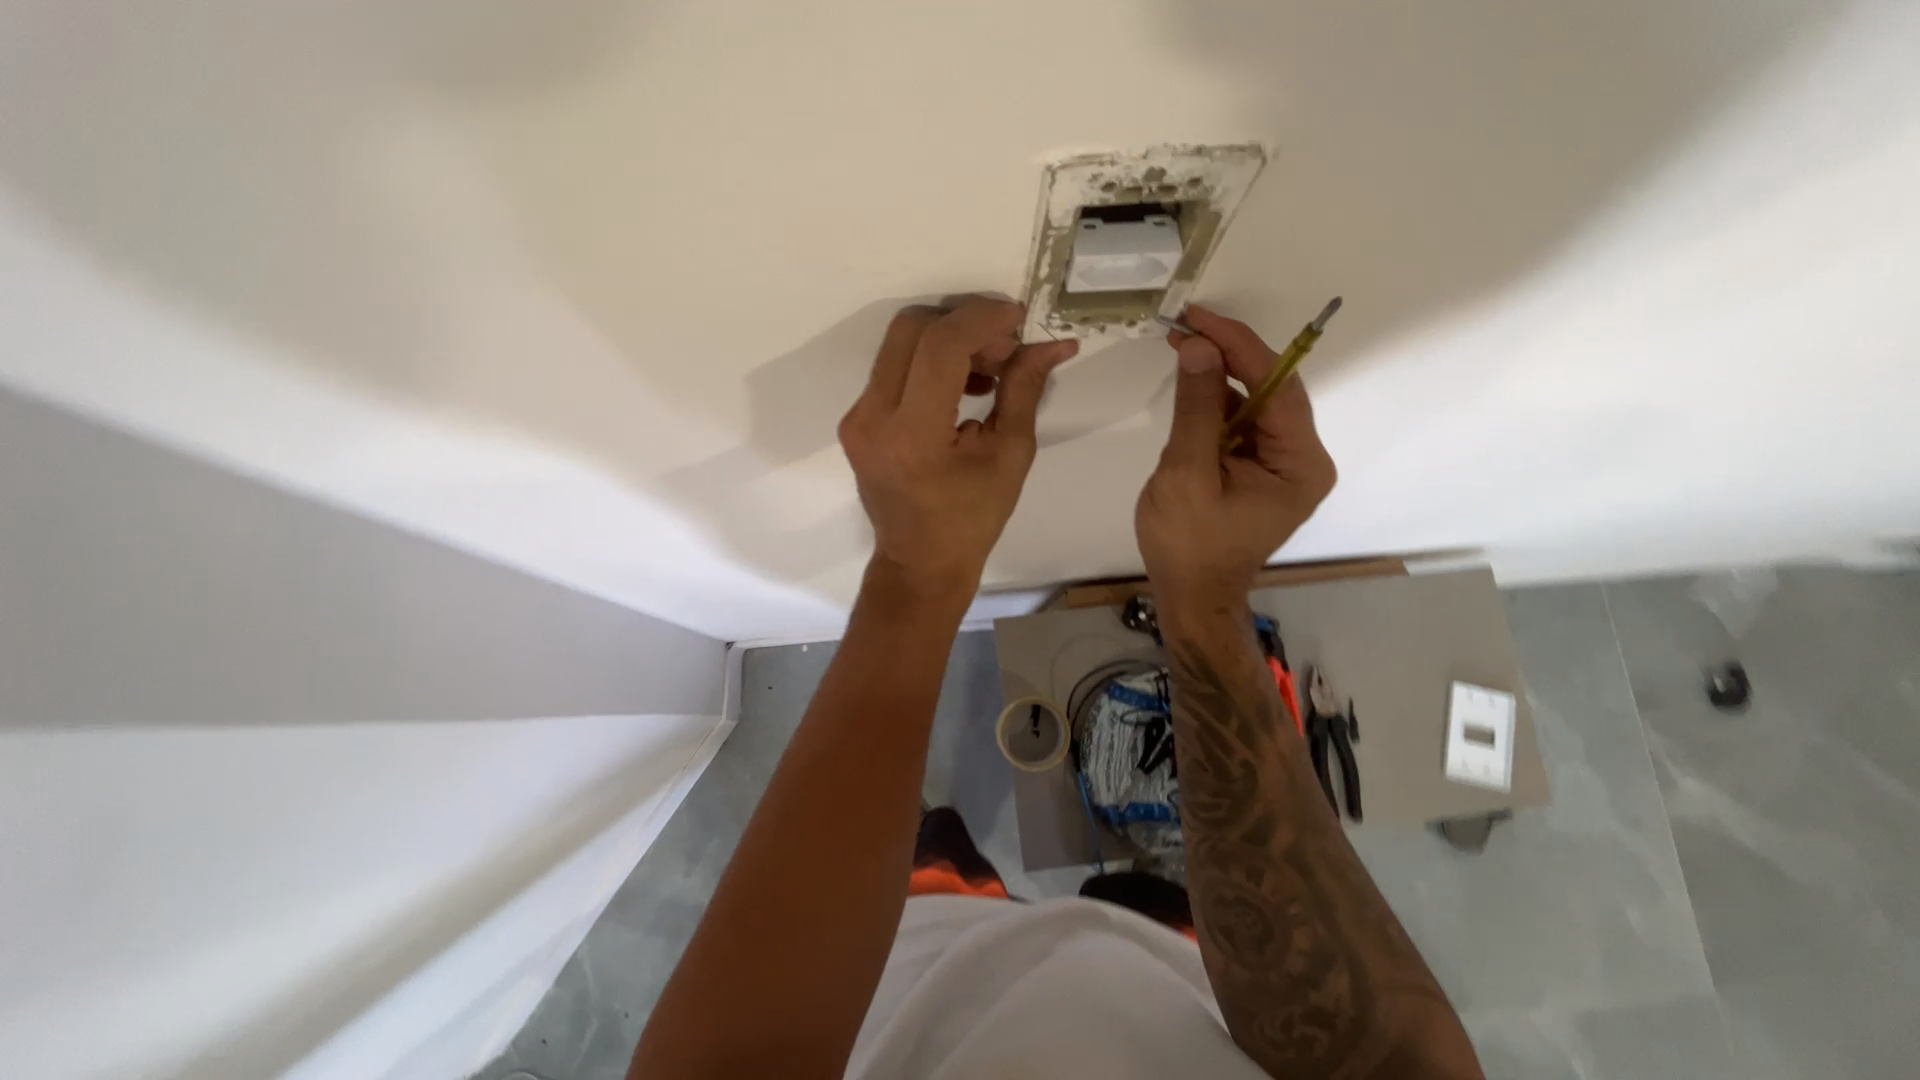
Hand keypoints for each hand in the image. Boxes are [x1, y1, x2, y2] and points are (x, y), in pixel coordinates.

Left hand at [839, 298, 1078, 595]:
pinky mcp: (856, 420)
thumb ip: (1024, 389)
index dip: (983, 319)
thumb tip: (1053, 343)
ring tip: (989, 372)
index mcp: (912, 435)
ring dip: (947, 340)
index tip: (1018, 319)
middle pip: (911, 329)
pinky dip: (929, 361)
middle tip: (1004, 349)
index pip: (941, 346)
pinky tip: (964, 385)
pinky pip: (892, 367)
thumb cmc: (972, 520)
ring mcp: (857, 418)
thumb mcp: (1010, 455)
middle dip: (964, 324)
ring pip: (899, 343)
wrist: (920, 563)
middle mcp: (872, 419)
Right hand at [1135, 305, 1336, 612]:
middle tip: (1184, 328)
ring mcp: (1284, 464)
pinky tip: (1191, 389)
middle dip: (1228, 356)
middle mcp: (1303, 458)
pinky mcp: (1262, 469)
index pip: (1276, 386)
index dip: (1238, 346)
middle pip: (1271, 389)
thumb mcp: (1185, 474)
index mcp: (1300, 463)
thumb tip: (1198, 347)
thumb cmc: (1189, 545)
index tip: (1198, 318)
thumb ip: (1195, 409)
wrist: (1192, 597)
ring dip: (1220, 377)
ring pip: (1256, 402)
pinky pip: (1244, 424)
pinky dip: (1216, 405)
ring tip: (1181, 349)